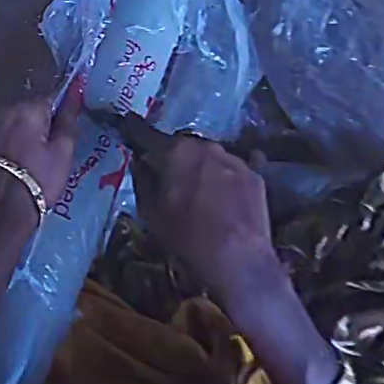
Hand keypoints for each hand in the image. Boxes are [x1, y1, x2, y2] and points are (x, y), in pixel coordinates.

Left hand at [0, 89, 82, 214]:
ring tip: (32, 152)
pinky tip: (16, 155)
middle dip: (39, 120)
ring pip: (13, 118)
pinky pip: (1, 130)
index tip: (62, 131)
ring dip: (23, 128)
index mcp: (28, 109)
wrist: (8, 207)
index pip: (50, 98)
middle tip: (48, 146)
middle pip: (29, 107)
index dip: (58, 114)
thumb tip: (74, 95)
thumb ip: (68, 120)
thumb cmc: (41, 178)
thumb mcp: (63, 150)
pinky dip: (9, 137)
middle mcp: (5, 110)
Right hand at [136, 136, 288, 307]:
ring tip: (199, 191)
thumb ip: (143, 181)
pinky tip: (227, 190)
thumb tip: (140, 162)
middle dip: (173, 157)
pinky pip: (234, 170)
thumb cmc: (187, 237)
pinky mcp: (256, 176)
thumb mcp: (151, 214)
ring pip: (210, 157)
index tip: (127, 123)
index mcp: (175, 152)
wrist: (239, 260)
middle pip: (183, 146)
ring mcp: (235, 160)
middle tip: (167, 176)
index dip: (135, 131)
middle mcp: (206, 147)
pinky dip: (226, 177)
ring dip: (201, 168)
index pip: (148, 135)